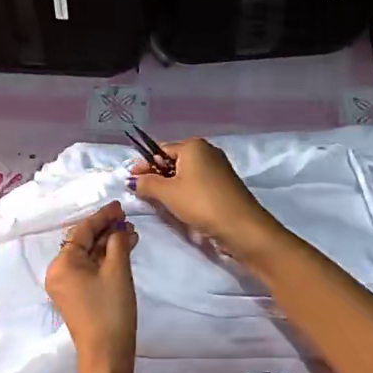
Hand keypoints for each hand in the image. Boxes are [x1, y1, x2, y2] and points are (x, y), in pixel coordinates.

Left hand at [45, 202, 138, 372]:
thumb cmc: (111, 310)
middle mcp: (57, 272)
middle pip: (83, 242)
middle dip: (107, 231)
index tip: (119, 206)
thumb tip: (118, 228)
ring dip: (108, 245)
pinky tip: (123, 251)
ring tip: (132, 235)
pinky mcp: (75, 296)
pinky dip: (104, 260)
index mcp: (62, 263)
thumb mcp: (117, 271)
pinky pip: (88, 270)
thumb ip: (117, 243)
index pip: (83, 231)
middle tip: (129, 221)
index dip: (103, 216)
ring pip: (88, 256)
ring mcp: (65, 285)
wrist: (106, 355)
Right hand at [130, 138, 285, 262]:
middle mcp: (207, 151)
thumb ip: (146, 183)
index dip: (144, 165)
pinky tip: (179, 206)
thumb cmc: (201, 203)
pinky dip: (185, 191)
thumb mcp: (167, 193)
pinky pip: (196, 183)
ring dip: (170, 186)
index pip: (160, 150)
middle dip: (156, 175)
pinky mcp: (223, 184)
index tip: (131, 181)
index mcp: (193, 146)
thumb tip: (133, 180)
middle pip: (173, 161)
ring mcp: (217, 168)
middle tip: (142, 192)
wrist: (241, 226)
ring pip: (185, 173)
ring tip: (159, 201)